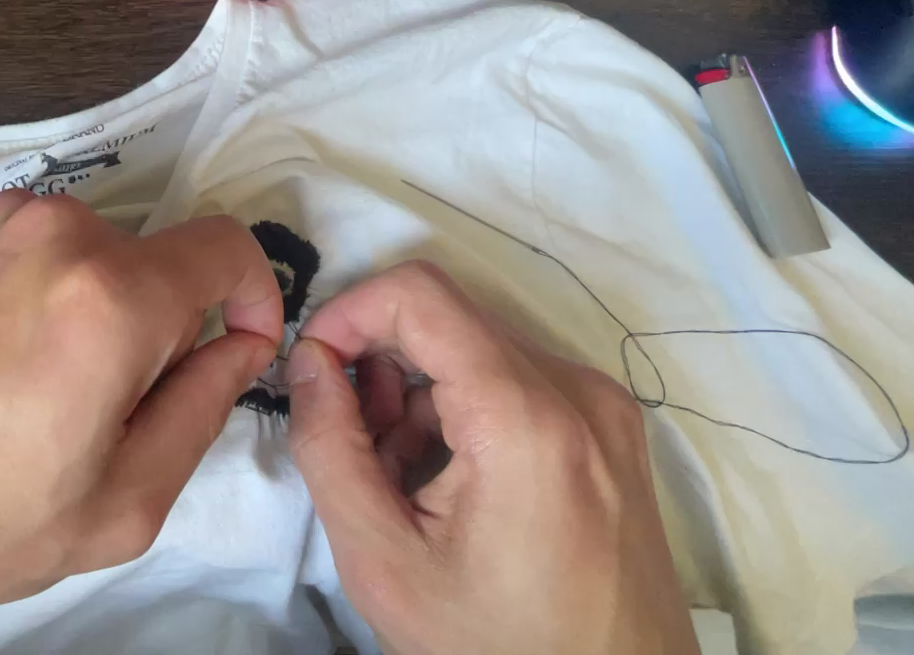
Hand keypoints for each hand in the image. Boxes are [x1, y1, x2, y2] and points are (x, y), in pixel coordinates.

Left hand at [0, 191, 283, 650]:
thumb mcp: (122, 501)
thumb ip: (203, 408)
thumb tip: (239, 344)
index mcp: (111, 297)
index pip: (227, 247)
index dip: (252, 298)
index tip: (234, 351)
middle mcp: (65, 231)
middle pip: (168, 263)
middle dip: (169, 329)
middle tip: (114, 411)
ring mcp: (12, 217)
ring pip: (116, 258)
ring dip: (114, 314)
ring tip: (54, 392)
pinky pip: (63, 250)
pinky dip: (68, 293)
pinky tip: (17, 358)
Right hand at [287, 262, 695, 654]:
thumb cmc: (496, 646)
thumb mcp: (382, 561)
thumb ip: (327, 446)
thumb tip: (308, 359)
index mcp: (527, 417)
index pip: (418, 294)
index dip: (349, 311)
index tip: (315, 364)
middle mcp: (575, 388)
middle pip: (442, 316)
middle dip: (376, 358)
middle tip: (353, 434)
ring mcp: (599, 403)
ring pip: (469, 342)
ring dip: (411, 386)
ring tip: (396, 466)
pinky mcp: (605, 422)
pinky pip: (506, 372)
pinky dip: (454, 402)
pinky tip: (443, 472)